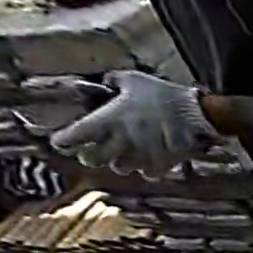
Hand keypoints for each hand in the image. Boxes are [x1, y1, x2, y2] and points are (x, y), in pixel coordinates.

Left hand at [50, 70, 217, 177]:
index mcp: (107, 119)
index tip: (59, 143)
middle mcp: (120, 141)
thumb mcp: (130, 79)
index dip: (63, 141)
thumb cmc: (160, 93)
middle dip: (89, 157)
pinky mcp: (161, 165)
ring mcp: (141, 155)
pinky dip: (145, 168)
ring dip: (118, 162)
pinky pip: (146, 173)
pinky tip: (147, 161)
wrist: (193, 113)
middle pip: (92, 160)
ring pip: (119, 168)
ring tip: (123, 155)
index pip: (75, 135)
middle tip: (90, 153)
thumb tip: (106, 84)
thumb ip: (112, 83)